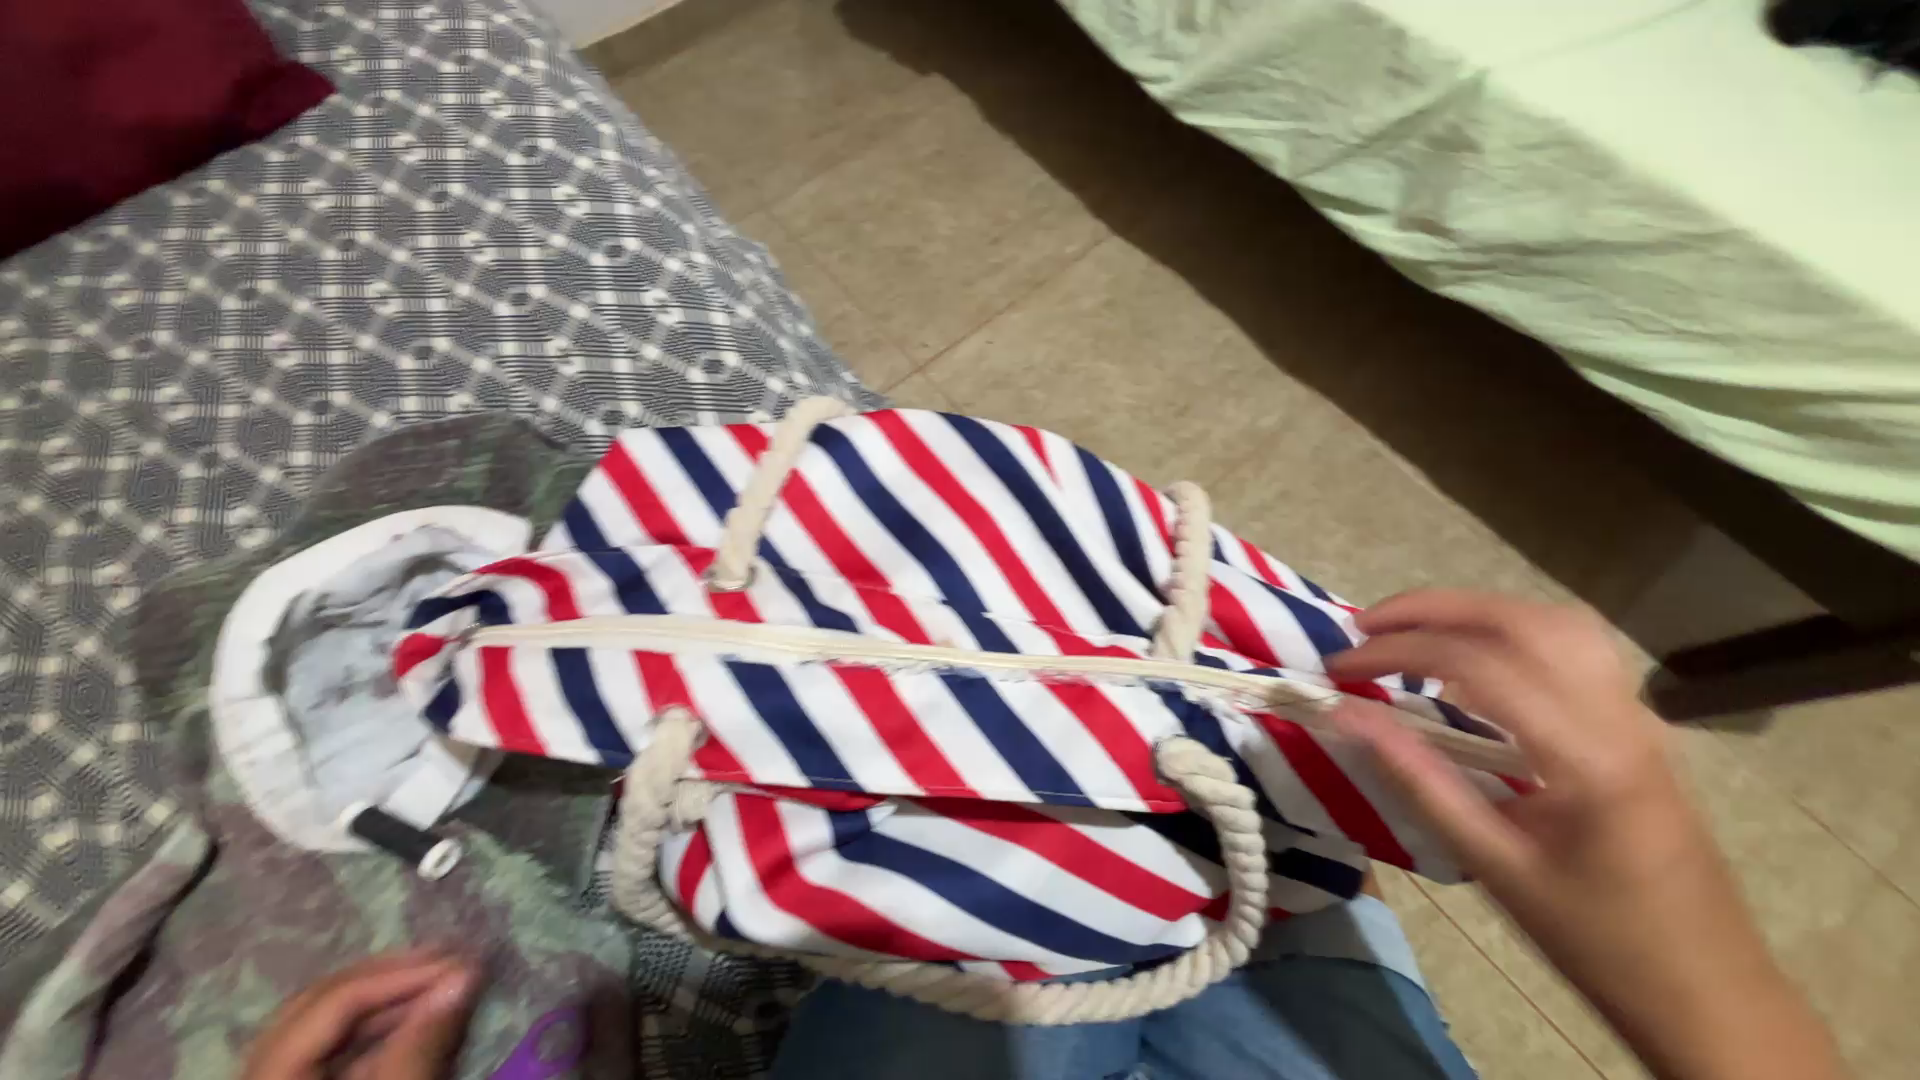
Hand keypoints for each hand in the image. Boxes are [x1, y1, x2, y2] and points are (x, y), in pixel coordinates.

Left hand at [242, 948, 476, 1079]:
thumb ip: (424, 1044)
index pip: (331, 1003)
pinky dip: (376, 1029)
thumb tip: (467, 973)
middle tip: (450, 961)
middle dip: (389, 977)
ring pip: (325, 1026)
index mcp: (268, 1076)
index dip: (398, 976)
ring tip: (443, 986)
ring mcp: (274, 1079)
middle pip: (319, 1004)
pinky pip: (330, 1050)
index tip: (460, 962)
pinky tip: (418, 1020)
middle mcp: (258, 1073)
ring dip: (387, 1001)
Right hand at [1326, 590, 1842, 1079]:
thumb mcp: (1493, 864)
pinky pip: (1572, 651)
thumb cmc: (1595, 939)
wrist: (1711, 992)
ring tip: (1411, 630)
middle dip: (1435, 608)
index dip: (1398, 651)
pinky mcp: (1639, 726)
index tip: (1339, 667)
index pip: (1480, 664)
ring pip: (1556, 623)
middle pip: (1525, 620)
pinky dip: (1508, 634)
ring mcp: (1641, 717)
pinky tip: (1469, 665)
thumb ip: (1417, 779)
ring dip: (1475, 612)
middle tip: (1366, 627)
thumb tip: (1344, 714)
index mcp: (1589, 757)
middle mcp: (1624, 718)